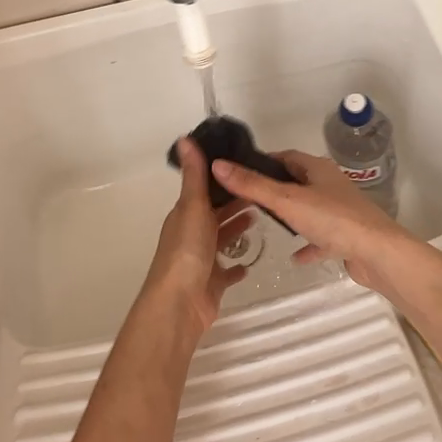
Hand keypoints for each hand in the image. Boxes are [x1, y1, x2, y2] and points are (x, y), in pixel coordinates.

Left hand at [139, 138, 252, 332]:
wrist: (179, 302)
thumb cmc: (187, 251)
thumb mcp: (193, 206)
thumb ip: (194, 175)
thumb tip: (184, 138)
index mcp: (185, 216)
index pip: (205, 192)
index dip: (223, 181)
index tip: (246, 169)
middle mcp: (191, 236)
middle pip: (214, 215)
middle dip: (233, 204)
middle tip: (261, 192)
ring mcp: (201, 262)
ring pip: (220, 241)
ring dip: (235, 230)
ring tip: (259, 220)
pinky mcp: (211, 284)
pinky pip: (226, 273)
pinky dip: (236, 267)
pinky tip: (248, 264)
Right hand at [211, 150, 418, 291]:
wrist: (377, 253)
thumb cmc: (333, 220)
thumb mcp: (287, 201)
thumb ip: (253, 185)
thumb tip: (218, 164)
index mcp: (318, 170)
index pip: (286, 157)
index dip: (263, 162)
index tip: (239, 171)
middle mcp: (330, 186)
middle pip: (298, 182)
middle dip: (274, 188)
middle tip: (247, 199)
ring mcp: (340, 212)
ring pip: (309, 210)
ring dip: (291, 216)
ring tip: (266, 225)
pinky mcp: (346, 237)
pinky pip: (321, 238)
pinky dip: (307, 245)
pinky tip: (294, 257)